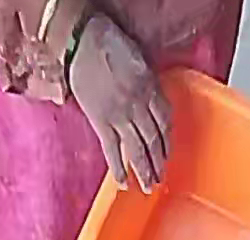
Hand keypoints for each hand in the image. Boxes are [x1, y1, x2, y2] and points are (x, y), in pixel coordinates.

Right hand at [70, 13, 170, 192]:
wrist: (81, 43)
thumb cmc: (110, 44)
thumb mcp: (140, 61)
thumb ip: (148, 86)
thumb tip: (152, 108)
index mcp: (150, 89)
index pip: (164, 122)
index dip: (167, 142)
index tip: (167, 155)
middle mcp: (138, 106)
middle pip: (153, 141)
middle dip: (158, 163)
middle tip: (160, 179)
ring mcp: (120, 117)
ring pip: (137, 150)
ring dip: (143, 171)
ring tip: (148, 187)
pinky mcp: (102, 123)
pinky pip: (112, 151)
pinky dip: (118, 169)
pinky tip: (123, 184)